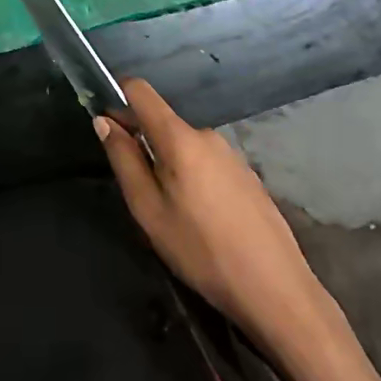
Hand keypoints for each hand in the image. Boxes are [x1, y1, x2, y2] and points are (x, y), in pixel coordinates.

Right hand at [94, 78, 315, 329]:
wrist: (275, 290)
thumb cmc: (200, 250)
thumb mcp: (148, 209)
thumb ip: (124, 159)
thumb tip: (104, 121)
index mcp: (179, 137)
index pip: (141, 90)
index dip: (117, 97)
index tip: (106, 126)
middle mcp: (207, 135)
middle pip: (162, 121)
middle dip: (141, 141)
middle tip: (136, 187)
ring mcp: (232, 154)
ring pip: (184, 145)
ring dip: (167, 163)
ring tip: (169, 209)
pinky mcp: (247, 175)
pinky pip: (206, 162)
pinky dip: (192, 176)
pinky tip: (200, 217)